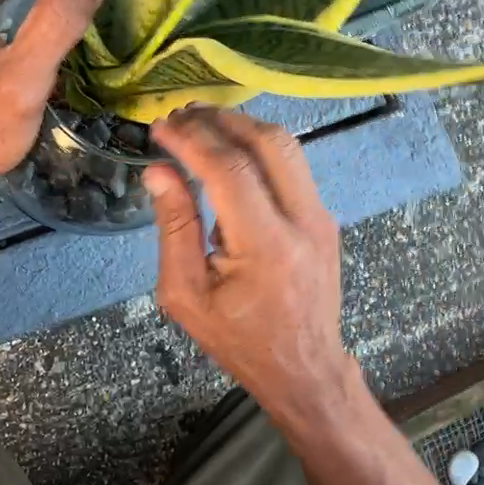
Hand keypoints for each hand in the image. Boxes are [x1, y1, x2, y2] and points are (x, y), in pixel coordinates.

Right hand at [145, 106, 368, 431]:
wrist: (304, 368)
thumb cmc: (238, 339)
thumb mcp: (186, 295)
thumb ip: (175, 228)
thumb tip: (159, 171)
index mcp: (266, 246)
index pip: (230, 170)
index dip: (192, 140)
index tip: (160, 127)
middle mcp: (303, 221)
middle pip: (267, 143)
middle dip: (219, 120)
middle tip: (179, 116)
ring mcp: (321, 216)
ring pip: (286, 146)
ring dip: (241, 126)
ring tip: (199, 124)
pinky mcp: (324, 217)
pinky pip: (292, 165)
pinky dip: (257, 147)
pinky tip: (227, 151)